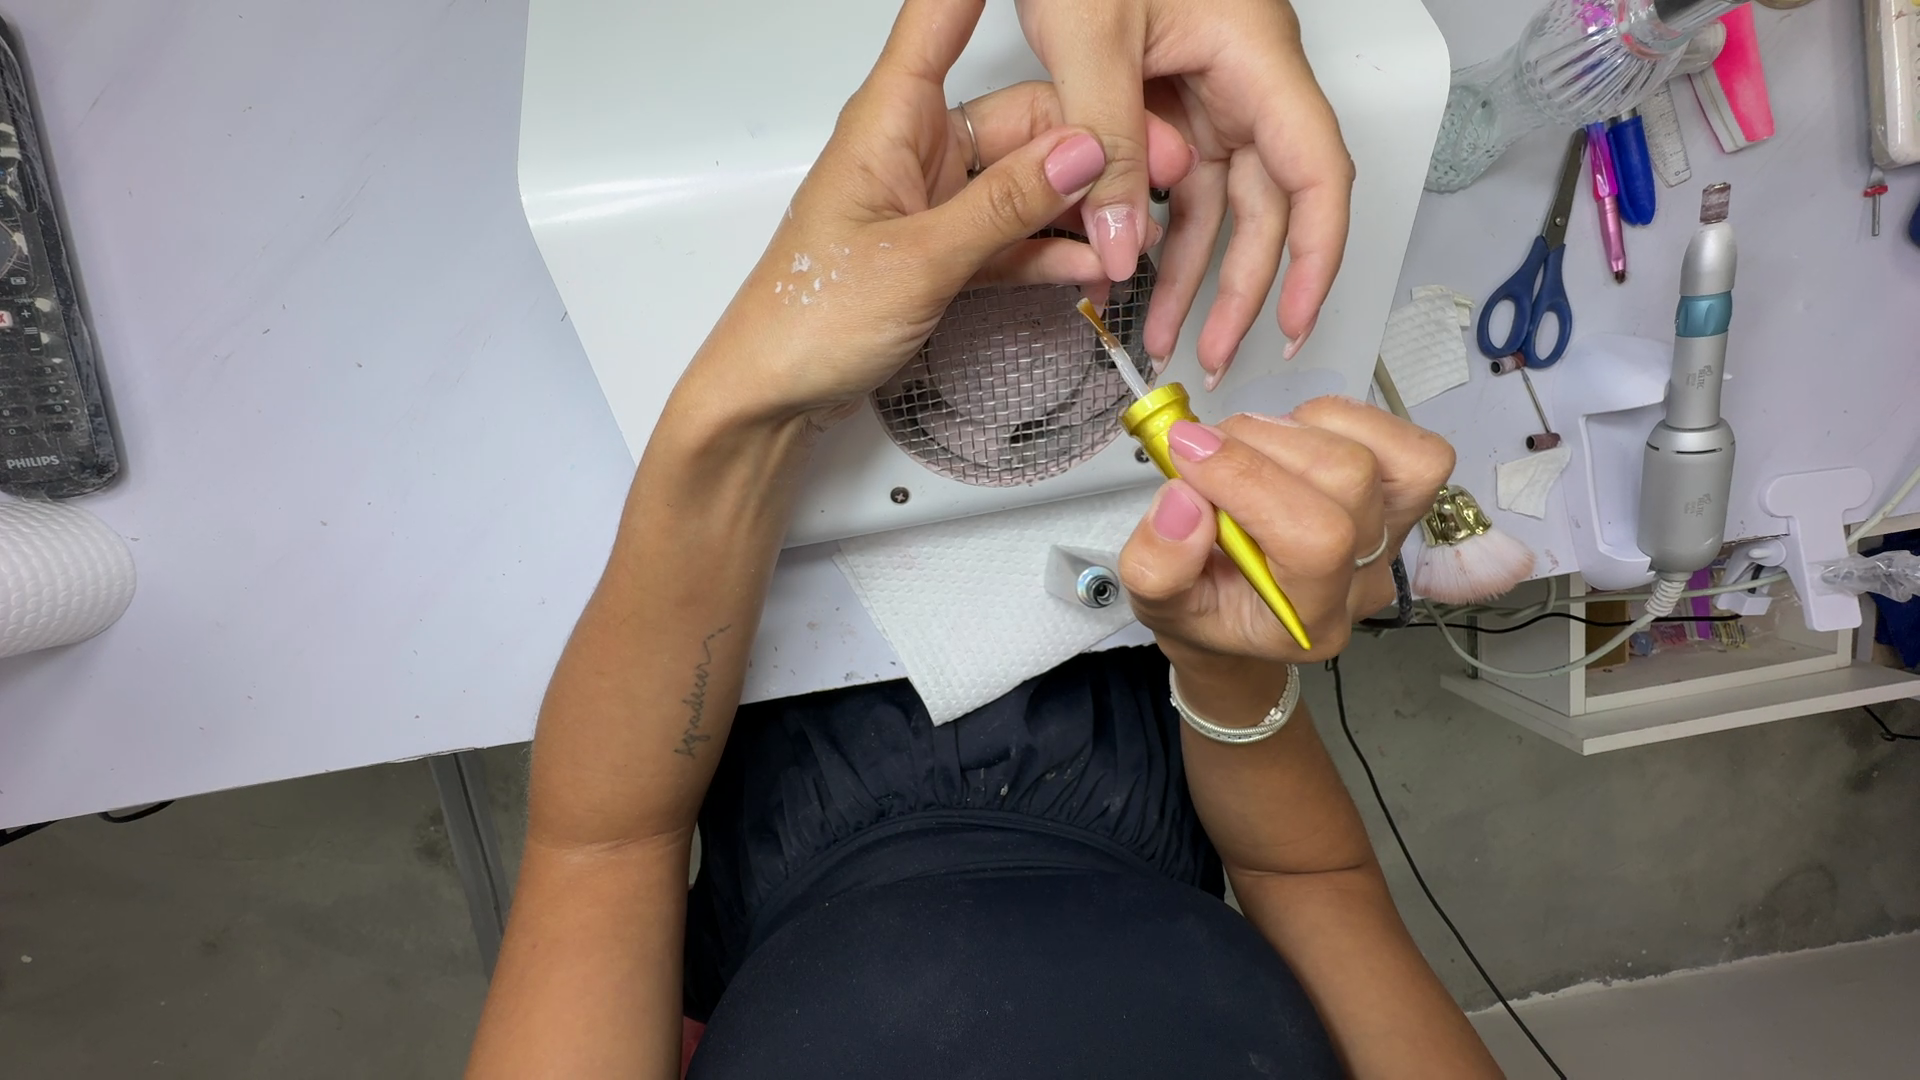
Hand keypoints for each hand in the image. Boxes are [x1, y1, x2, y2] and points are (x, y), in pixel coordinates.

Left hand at [680, 0, 1196, 432]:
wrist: (779, 393)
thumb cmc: (810, 319)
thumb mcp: (918, 259)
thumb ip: (1002, 208)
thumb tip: (1080, 154)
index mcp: (891, 121)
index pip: (942, 16)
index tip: (1069, 0)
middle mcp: (914, 153)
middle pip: (1017, 120)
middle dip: (1084, 148)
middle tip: (1152, 175)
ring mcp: (931, 208)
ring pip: (1020, 187)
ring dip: (1073, 211)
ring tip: (1129, 234)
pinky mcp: (940, 258)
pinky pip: (1006, 242)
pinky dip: (1044, 255)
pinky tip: (1089, 267)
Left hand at [1015, 0, 1353, 386]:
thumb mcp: (1089, 35)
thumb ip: (1108, 146)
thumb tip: (1125, 256)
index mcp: (1250, 55)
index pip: (1313, 174)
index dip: (1315, 258)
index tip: (1298, 325)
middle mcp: (1240, 82)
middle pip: (1262, 208)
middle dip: (1238, 290)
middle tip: (1204, 356)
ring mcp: (1202, 98)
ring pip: (1212, 209)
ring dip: (1186, 278)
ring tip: (1159, 339)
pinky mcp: (1162, 107)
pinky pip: (1168, 187)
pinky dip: (1149, 236)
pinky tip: (1126, 281)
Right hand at [1118, 396, 1453, 671]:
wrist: (1236, 612)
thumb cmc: (1199, 609)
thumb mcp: (1153, 603)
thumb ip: (1155, 565)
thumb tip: (1183, 497)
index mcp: (1306, 618)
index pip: (1313, 540)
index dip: (1247, 480)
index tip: (1184, 451)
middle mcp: (1362, 579)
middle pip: (1348, 481)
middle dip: (1259, 445)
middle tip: (1200, 448)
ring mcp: (1392, 538)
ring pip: (1376, 454)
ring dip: (1292, 428)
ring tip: (1238, 446)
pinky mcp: (1402, 500)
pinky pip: (1406, 445)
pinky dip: (1337, 421)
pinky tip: (1287, 437)